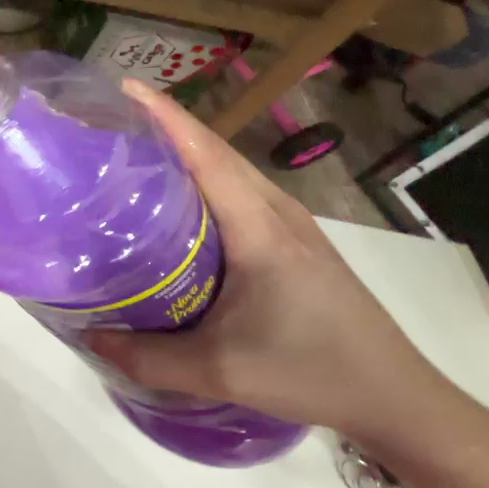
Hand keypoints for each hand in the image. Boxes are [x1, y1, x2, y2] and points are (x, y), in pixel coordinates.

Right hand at [85, 81, 448, 438]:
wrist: (400, 401)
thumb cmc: (313, 373)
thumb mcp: (222, 371)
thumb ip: (149, 358)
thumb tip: (88, 336)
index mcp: (259, 227)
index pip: (206, 153)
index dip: (164, 114)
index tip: (123, 85)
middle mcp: (277, 212)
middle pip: (216, 150)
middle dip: (165, 125)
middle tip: (111, 122)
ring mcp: (293, 225)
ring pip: (232, 169)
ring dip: (187, 149)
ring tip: (136, 154)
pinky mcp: (298, 241)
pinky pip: (242, 190)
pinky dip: (206, 176)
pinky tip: (181, 201)